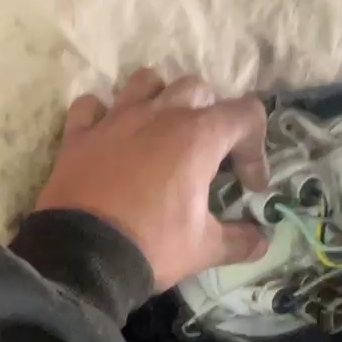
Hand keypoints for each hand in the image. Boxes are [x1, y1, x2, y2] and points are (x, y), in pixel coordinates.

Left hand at [34, 69, 270, 290]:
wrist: (81, 259)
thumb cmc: (150, 247)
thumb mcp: (202, 250)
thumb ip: (238, 241)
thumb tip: (263, 242)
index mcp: (197, 136)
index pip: (246, 115)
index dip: (255, 149)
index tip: (248, 186)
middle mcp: (158, 114)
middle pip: (196, 89)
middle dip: (209, 117)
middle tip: (204, 157)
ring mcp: (115, 120)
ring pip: (145, 82)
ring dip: (159, 100)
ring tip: (159, 133)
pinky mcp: (78, 136)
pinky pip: (90, 106)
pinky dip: (101, 116)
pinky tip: (106, 137)